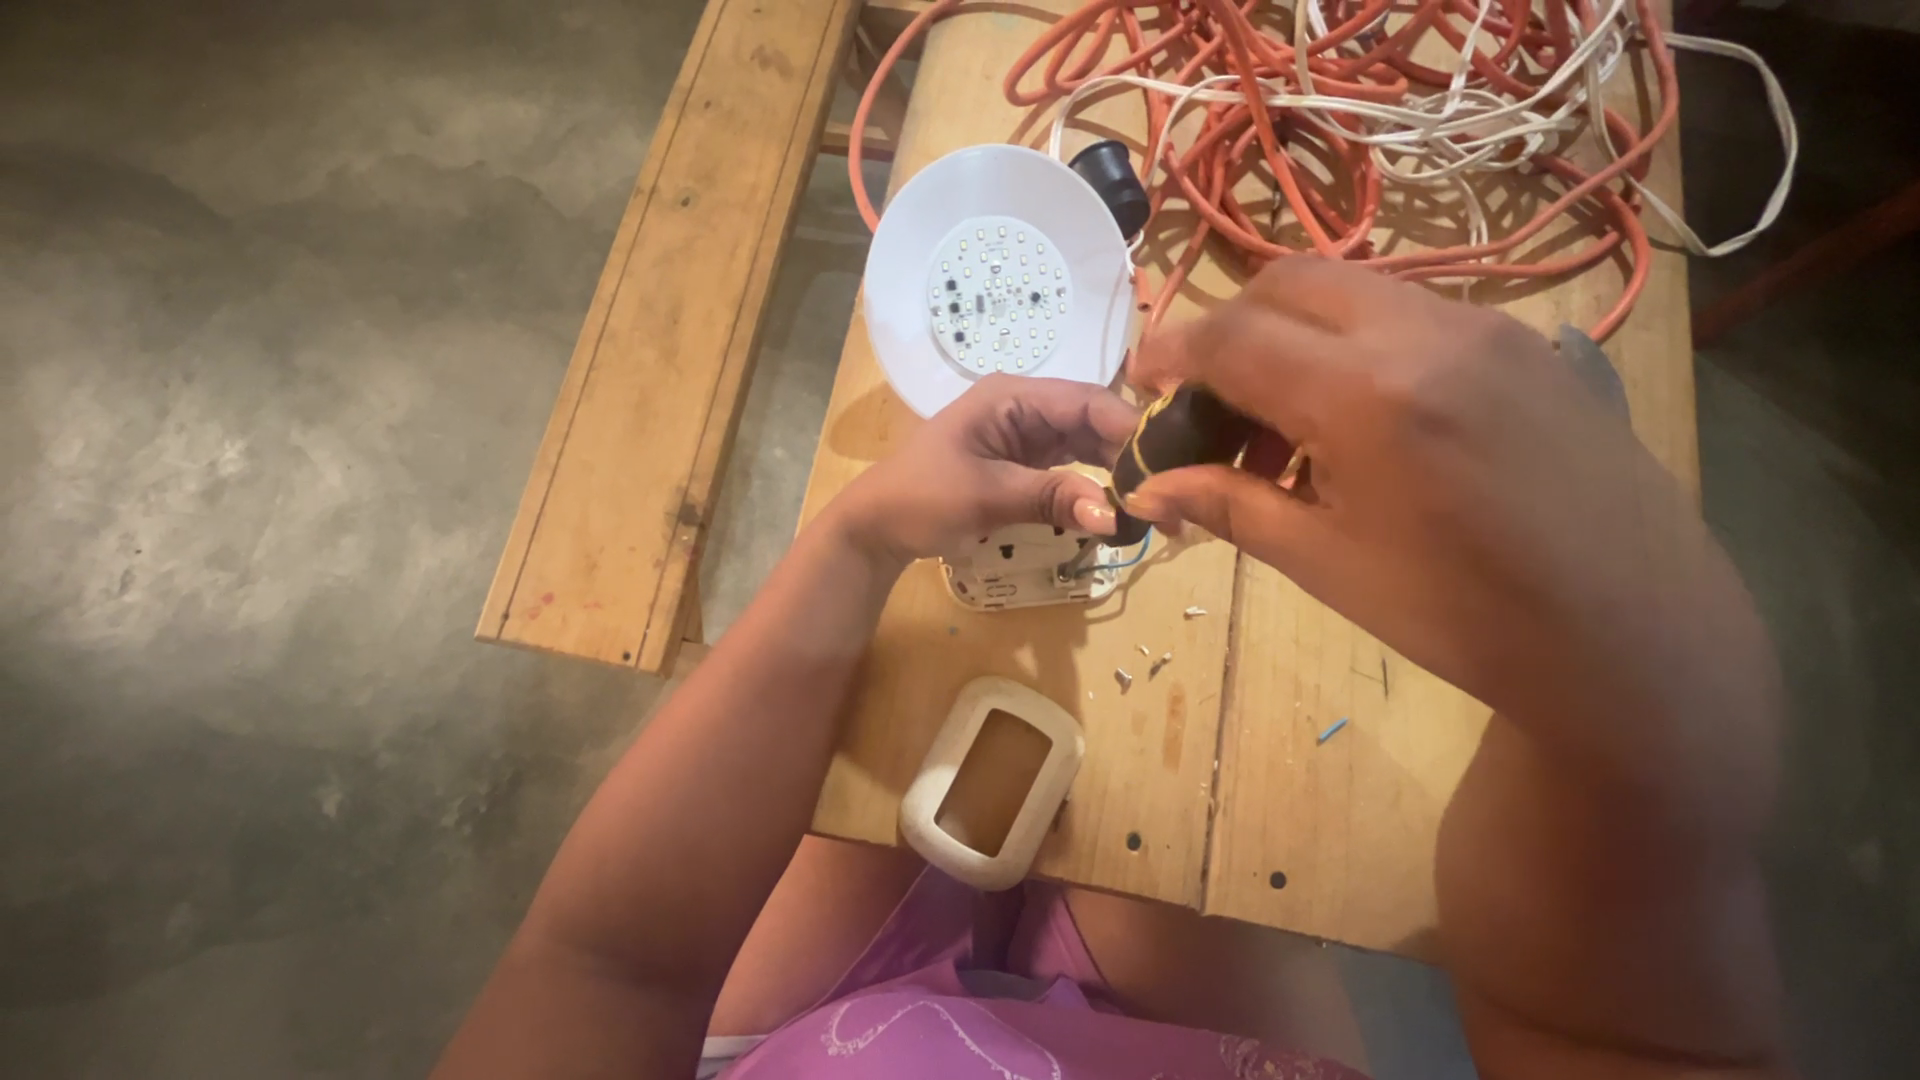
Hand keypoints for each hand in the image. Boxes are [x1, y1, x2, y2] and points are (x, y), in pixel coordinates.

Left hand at [829, 376, 1139, 564]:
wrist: (879, 526)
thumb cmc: (922, 498)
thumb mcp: (987, 495)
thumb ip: (1052, 497)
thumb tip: (1118, 515)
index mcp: (1012, 396)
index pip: (1087, 401)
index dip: (1131, 429)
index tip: (1167, 467)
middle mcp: (1025, 406)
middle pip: (1094, 420)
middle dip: (1131, 454)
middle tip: (1169, 495)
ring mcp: (1026, 434)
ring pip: (1088, 444)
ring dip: (1118, 472)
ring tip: (1155, 505)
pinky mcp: (1025, 462)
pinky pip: (1071, 467)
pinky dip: (1094, 486)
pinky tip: (1119, 506)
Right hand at [1128, 259, 1776, 817]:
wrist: (1628, 634)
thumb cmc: (1455, 613)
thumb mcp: (1321, 561)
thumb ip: (1225, 505)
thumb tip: (1144, 489)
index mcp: (1365, 397)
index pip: (1233, 339)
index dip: (1170, 352)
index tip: (1141, 381)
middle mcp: (1426, 334)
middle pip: (1289, 283)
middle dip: (1229, 328)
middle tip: (1211, 399)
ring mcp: (1486, 328)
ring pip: (1352, 291)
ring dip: (1293, 337)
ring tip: (1287, 426)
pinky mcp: (1525, 342)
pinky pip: (1409, 315)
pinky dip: (1354, 347)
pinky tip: (1361, 424)